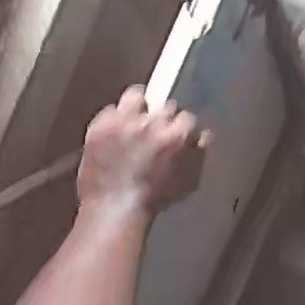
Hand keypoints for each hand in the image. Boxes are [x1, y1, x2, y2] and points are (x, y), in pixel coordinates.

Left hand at [77, 86, 209, 218]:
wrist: (114, 208)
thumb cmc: (155, 198)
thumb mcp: (189, 181)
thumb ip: (199, 154)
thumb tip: (203, 136)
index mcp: (178, 136)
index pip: (188, 118)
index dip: (183, 129)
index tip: (177, 137)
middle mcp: (152, 123)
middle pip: (165, 106)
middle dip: (163, 119)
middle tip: (157, 133)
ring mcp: (124, 122)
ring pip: (136, 96)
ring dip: (139, 106)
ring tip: (136, 120)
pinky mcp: (101, 125)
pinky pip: (111, 109)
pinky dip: (115, 118)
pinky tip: (116, 133)